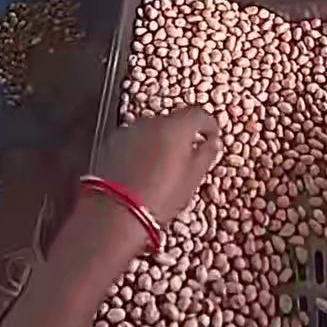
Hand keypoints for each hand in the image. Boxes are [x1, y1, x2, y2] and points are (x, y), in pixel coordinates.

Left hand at [90, 107, 221, 224]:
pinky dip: (141, 150)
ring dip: (160, 142)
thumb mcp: (193, 178)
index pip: (198, 114)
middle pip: (174, 121)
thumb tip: (212, 143)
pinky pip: (134, 140)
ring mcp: (130, 130)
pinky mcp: (113, 142)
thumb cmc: (160, 196)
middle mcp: (153, 122)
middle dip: (182, 136)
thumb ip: (206, 154)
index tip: (211, 135)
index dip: (208, 125)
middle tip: (187, 157)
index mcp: (177, 126)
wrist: (117, 212)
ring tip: (163, 168)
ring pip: (152, 131)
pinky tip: (143, 170)